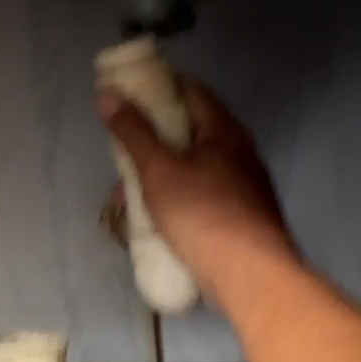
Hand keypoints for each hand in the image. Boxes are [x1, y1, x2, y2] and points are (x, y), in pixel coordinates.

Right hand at [97, 80, 296, 291]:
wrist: (251, 275)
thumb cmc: (202, 213)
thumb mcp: (157, 169)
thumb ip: (133, 132)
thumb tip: (108, 94)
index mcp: (224, 132)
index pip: (193, 91)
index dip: (161, 86)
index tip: (131, 92)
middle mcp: (240, 153)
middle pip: (192, 131)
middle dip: (155, 136)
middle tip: (124, 145)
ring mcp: (245, 187)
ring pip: (195, 167)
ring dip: (162, 172)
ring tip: (130, 191)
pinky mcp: (242, 218)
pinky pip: (202, 195)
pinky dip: (176, 196)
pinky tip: (156, 217)